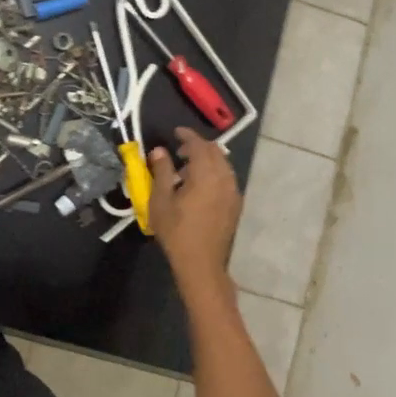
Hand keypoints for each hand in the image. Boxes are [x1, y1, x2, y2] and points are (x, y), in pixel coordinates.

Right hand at [149, 127, 241, 294]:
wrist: (201, 264)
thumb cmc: (177, 231)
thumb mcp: (161, 200)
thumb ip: (161, 171)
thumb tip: (160, 151)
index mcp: (206, 174)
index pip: (200, 145)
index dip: (188, 136)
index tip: (176, 132)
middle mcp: (224, 179)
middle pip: (215, 152)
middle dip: (198, 146)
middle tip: (180, 151)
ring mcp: (233, 193)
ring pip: (223, 165)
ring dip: (207, 161)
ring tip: (187, 170)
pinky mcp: (235, 206)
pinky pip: (227, 179)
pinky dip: (214, 173)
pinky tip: (200, 187)